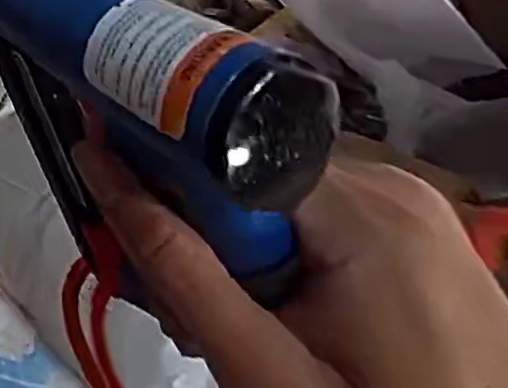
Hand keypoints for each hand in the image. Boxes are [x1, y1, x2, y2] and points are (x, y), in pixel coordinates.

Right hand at [72, 148, 507, 387]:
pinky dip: (272, 251)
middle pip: (238, 167)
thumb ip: (177, 266)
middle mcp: (388, 185)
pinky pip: (309, 215)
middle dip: (193, 223)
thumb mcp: (268, 375)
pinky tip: (275, 312)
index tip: (120, 204)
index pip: (218, 143)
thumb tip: (92, 159)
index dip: (159, 167)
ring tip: (229, 320)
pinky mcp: (415, 236)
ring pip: (265, 190)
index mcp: (363, 207)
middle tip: (179, 300)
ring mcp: (410, 210)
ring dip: (227, 242)